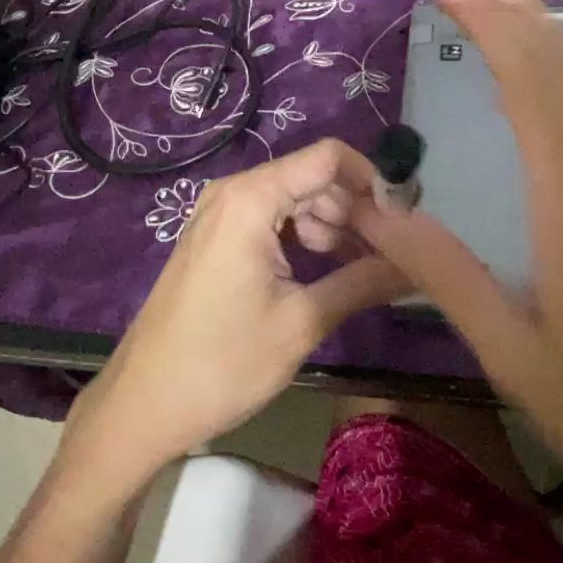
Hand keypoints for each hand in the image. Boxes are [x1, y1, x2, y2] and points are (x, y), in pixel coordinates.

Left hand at [68, 139, 409, 472]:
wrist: (143, 405)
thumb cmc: (221, 363)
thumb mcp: (302, 323)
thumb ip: (363, 283)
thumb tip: (419, 266)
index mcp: (251, 199)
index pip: (329, 158)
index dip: (374, 180)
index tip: (406, 220)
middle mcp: (234, 192)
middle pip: (314, 179)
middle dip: (357, 210)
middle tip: (393, 255)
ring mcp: (220, 215)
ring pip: (296, 200)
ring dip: (335, 228)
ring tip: (366, 271)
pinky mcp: (217, 238)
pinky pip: (273, 220)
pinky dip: (305, 239)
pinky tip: (330, 272)